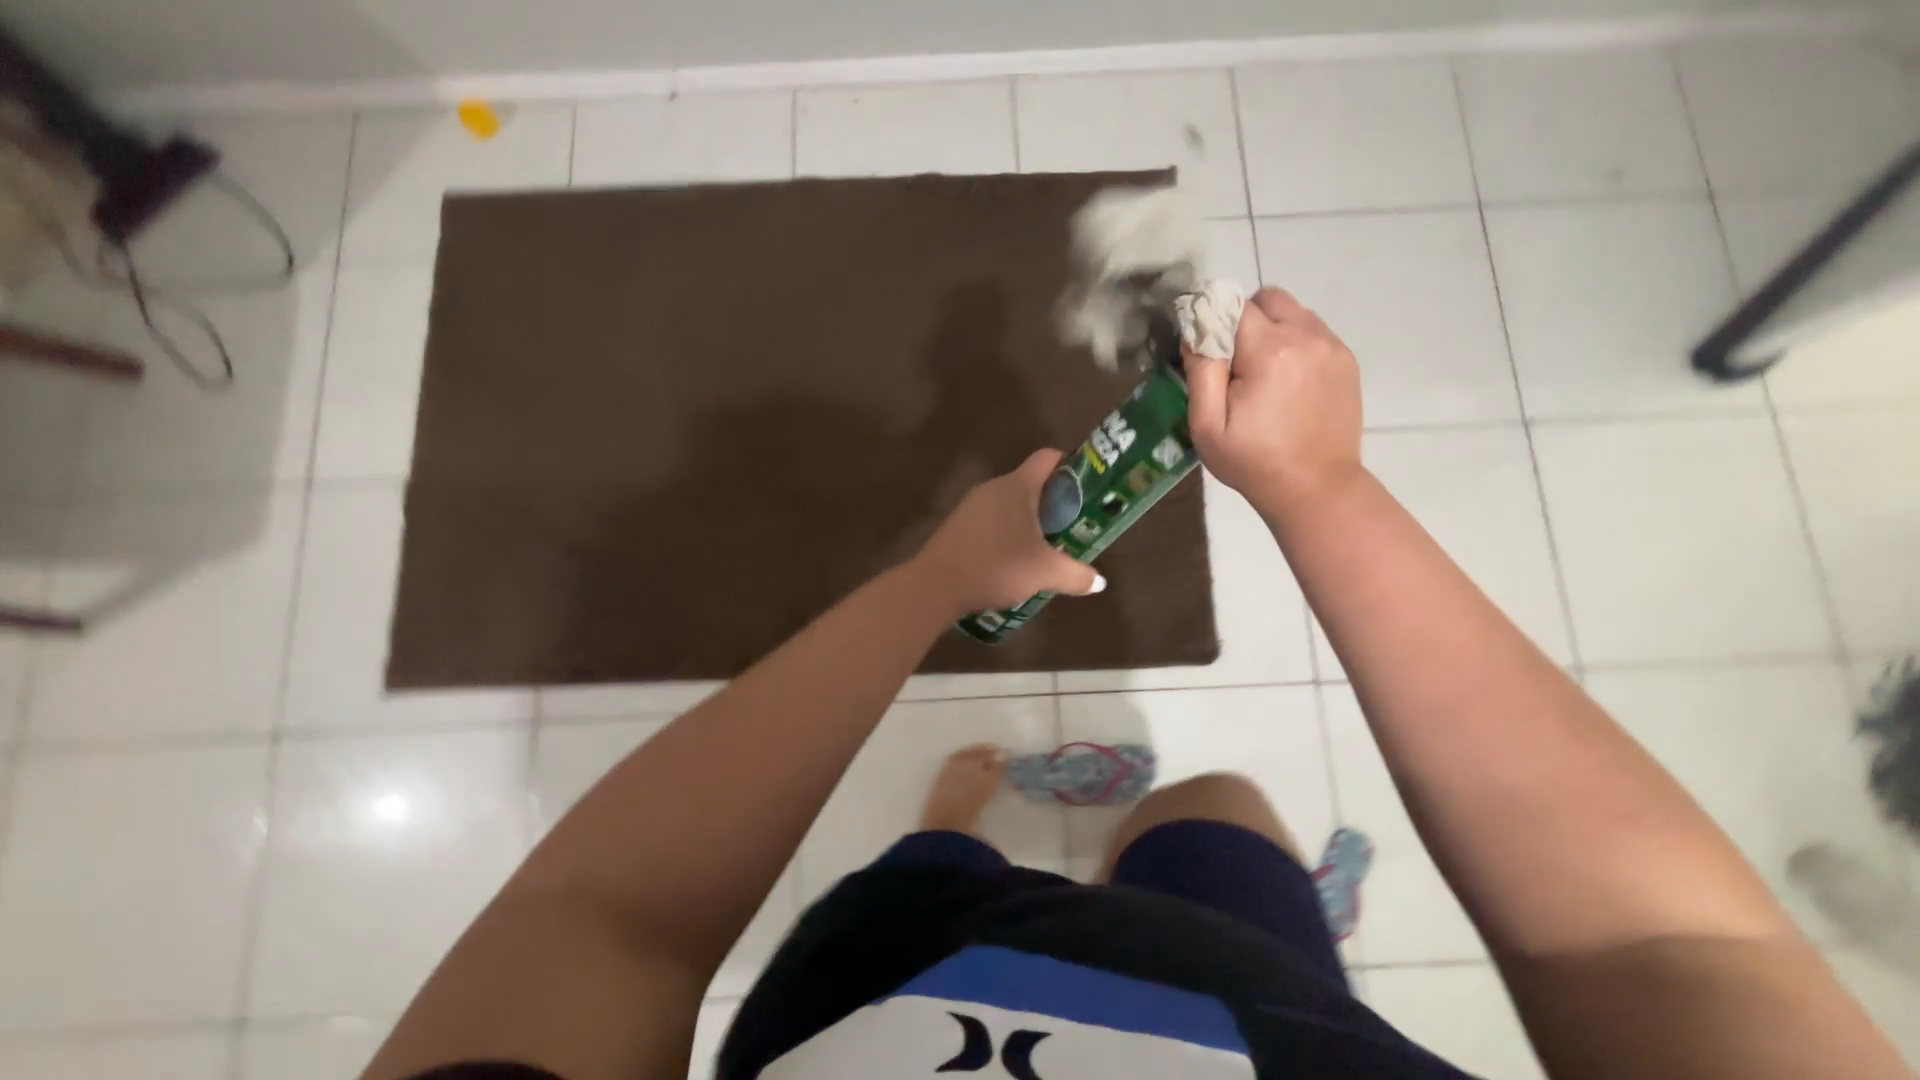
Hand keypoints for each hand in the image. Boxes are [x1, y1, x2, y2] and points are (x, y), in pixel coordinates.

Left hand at [913, 450, 1104, 613]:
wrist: (936, 586)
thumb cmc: (997, 565)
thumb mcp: (1045, 572)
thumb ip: (1076, 574)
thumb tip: (1100, 581)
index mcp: (1017, 486)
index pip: (1047, 458)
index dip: (1070, 466)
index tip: (1087, 488)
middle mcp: (993, 488)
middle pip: (1030, 483)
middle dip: (1054, 502)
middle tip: (1073, 526)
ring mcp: (972, 506)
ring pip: (1010, 505)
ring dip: (1030, 521)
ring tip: (1047, 548)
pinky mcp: (958, 526)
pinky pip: (992, 521)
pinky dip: (1008, 533)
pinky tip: (1015, 561)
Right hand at [1185, 287, 1363, 517]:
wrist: (1316, 488)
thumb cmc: (1253, 462)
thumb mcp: (1207, 426)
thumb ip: (1200, 372)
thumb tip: (1195, 331)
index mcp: (1268, 352)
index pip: (1233, 305)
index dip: (1213, 320)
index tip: (1206, 349)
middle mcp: (1306, 337)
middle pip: (1267, 298)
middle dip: (1244, 319)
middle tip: (1235, 361)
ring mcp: (1331, 346)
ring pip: (1294, 311)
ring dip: (1272, 329)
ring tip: (1263, 373)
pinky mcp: (1346, 360)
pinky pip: (1313, 331)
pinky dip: (1295, 343)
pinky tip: (1287, 381)